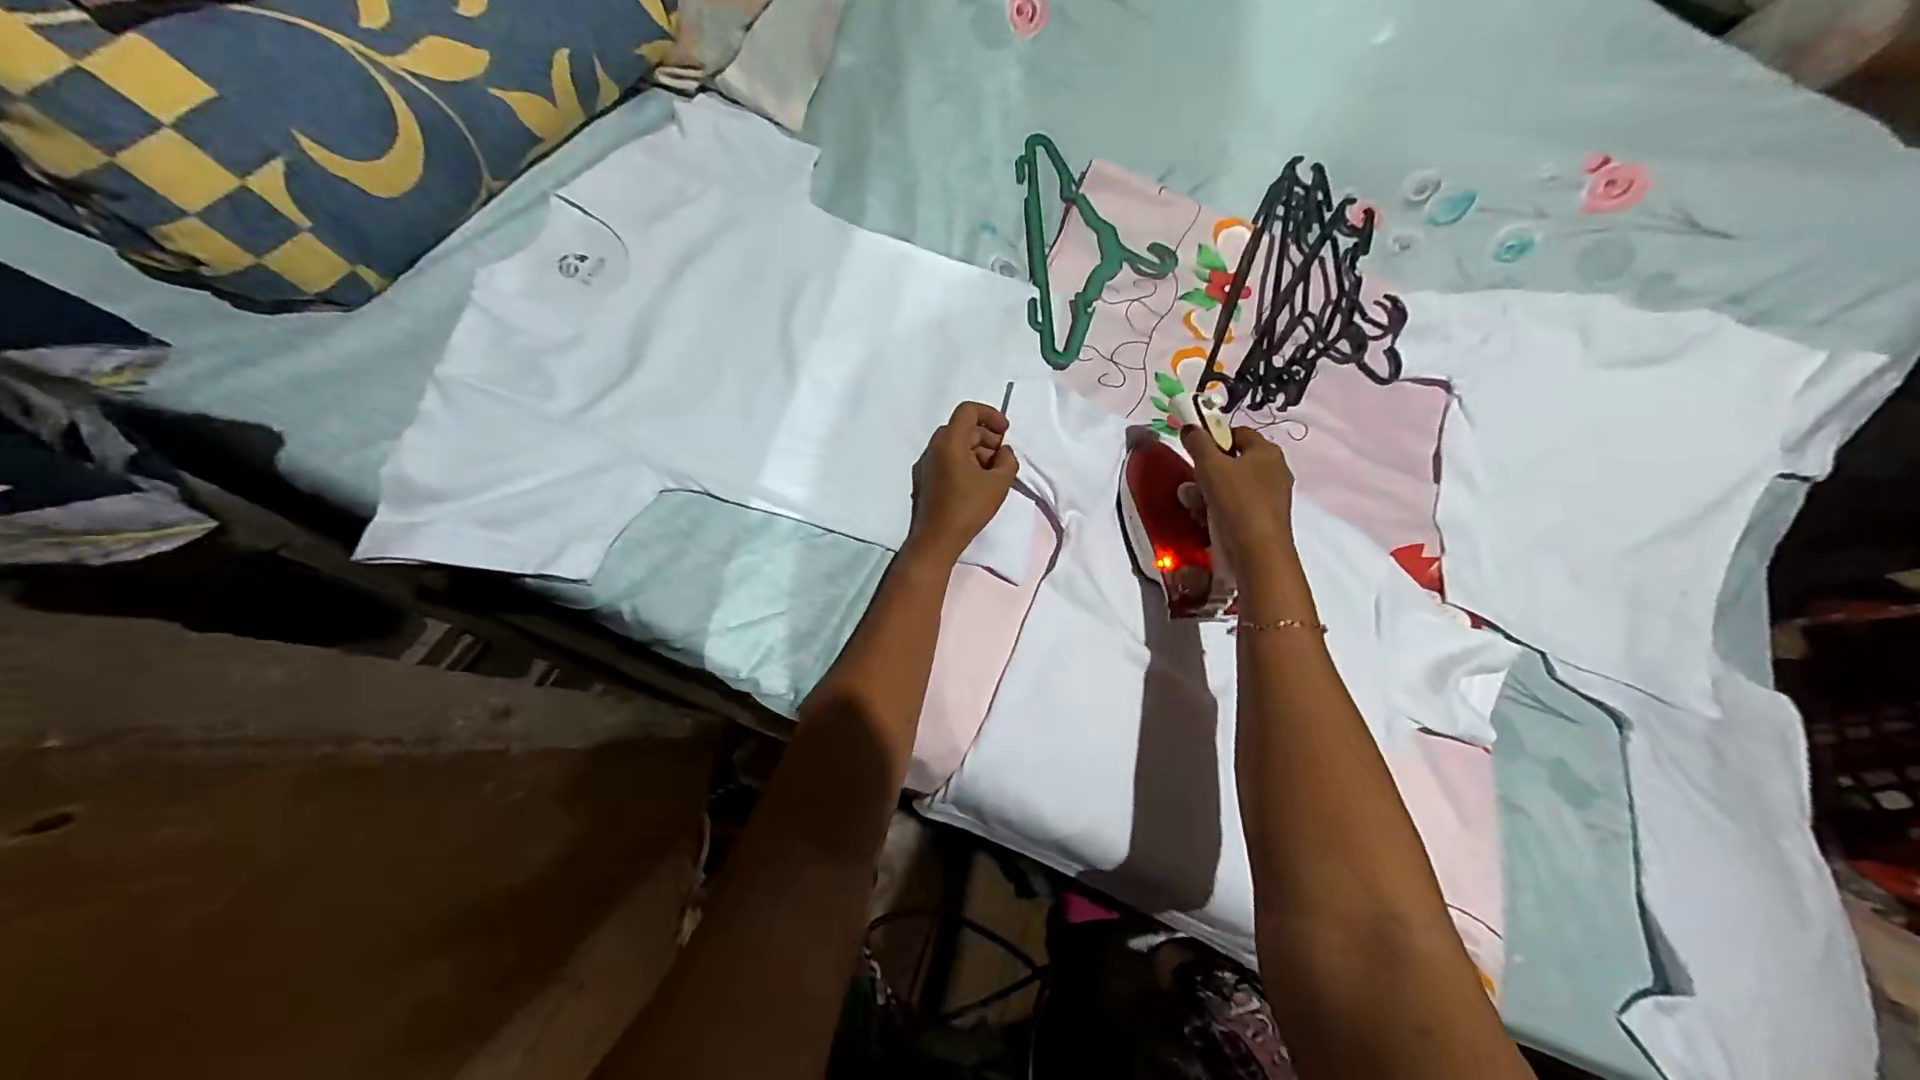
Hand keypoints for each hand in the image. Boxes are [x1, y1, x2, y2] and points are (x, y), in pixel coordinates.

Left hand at [908, 402, 1019, 561]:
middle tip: (1001, 457)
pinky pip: (944, 460)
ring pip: (952, 445)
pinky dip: (962, 463)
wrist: (935, 540)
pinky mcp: (922, 480)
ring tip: (991, 474)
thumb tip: (1003, 452)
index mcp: (949, 442)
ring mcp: (924, 464)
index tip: (1004, 432)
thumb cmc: (968, 508)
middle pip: (961, 428)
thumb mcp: (999, 483)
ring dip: (975, 451)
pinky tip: (974, 485)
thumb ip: (1008, 460)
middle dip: (985, 437)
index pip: (968, 410)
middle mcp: (933, 448)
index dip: (990, 415)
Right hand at [1180, 423, 1295, 571]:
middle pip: (1231, 461)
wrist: (1256, 551)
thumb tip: (1190, 426)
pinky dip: (1217, 510)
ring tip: (1194, 506)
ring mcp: (1269, 497)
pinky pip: (1234, 506)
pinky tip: (1204, 520)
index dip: (1213, 438)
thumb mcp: (1210, 466)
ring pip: (1229, 486)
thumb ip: (1197, 442)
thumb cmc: (1236, 501)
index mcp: (1266, 451)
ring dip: (1206, 493)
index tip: (1194, 452)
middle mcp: (1273, 470)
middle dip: (1205, 472)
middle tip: (1191, 484)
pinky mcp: (1261, 520)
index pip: (1237, 432)